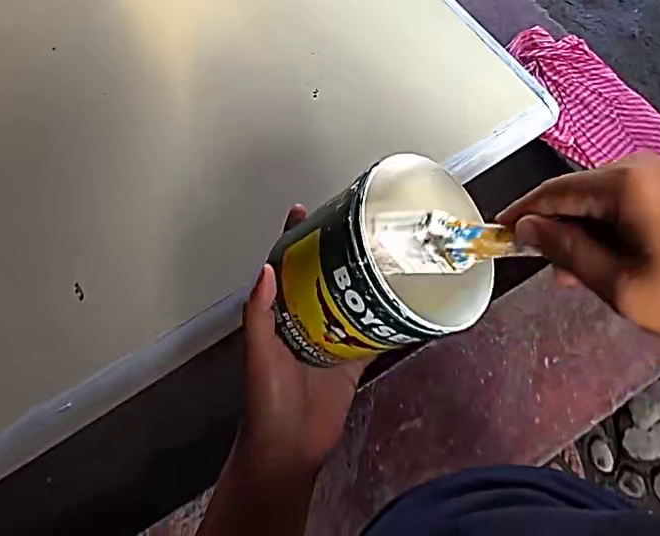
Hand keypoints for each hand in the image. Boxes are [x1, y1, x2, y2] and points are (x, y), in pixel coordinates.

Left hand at [232, 206, 367, 480]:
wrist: (289, 450)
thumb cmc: (265, 403)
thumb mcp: (257, 354)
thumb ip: (258, 314)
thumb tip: (265, 270)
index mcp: (283, 313)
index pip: (288, 265)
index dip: (295, 237)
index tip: (306, 210)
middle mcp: (309, 318)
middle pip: (325, 275)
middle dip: (337, 250)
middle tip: (356, 225)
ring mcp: (333, 336)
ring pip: (352, 298)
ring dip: (365, 279)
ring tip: (384, 253)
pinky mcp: (354, 357)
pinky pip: (374, 331)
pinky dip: (387, 317)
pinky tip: (402, 300)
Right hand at [497, 152, 659, 377]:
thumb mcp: (624, 287)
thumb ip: (567, 252)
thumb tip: (526, 228)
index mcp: (626, 180)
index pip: (555, 190)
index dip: (521, 213)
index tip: (495, 234)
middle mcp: (641, 167)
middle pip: (578, 194)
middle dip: (554, 229)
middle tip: (535, 268)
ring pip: (601, 205)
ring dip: (581, 237)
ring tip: (571, 277)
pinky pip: (626, 210)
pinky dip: (608, 236)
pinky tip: (602, 268)